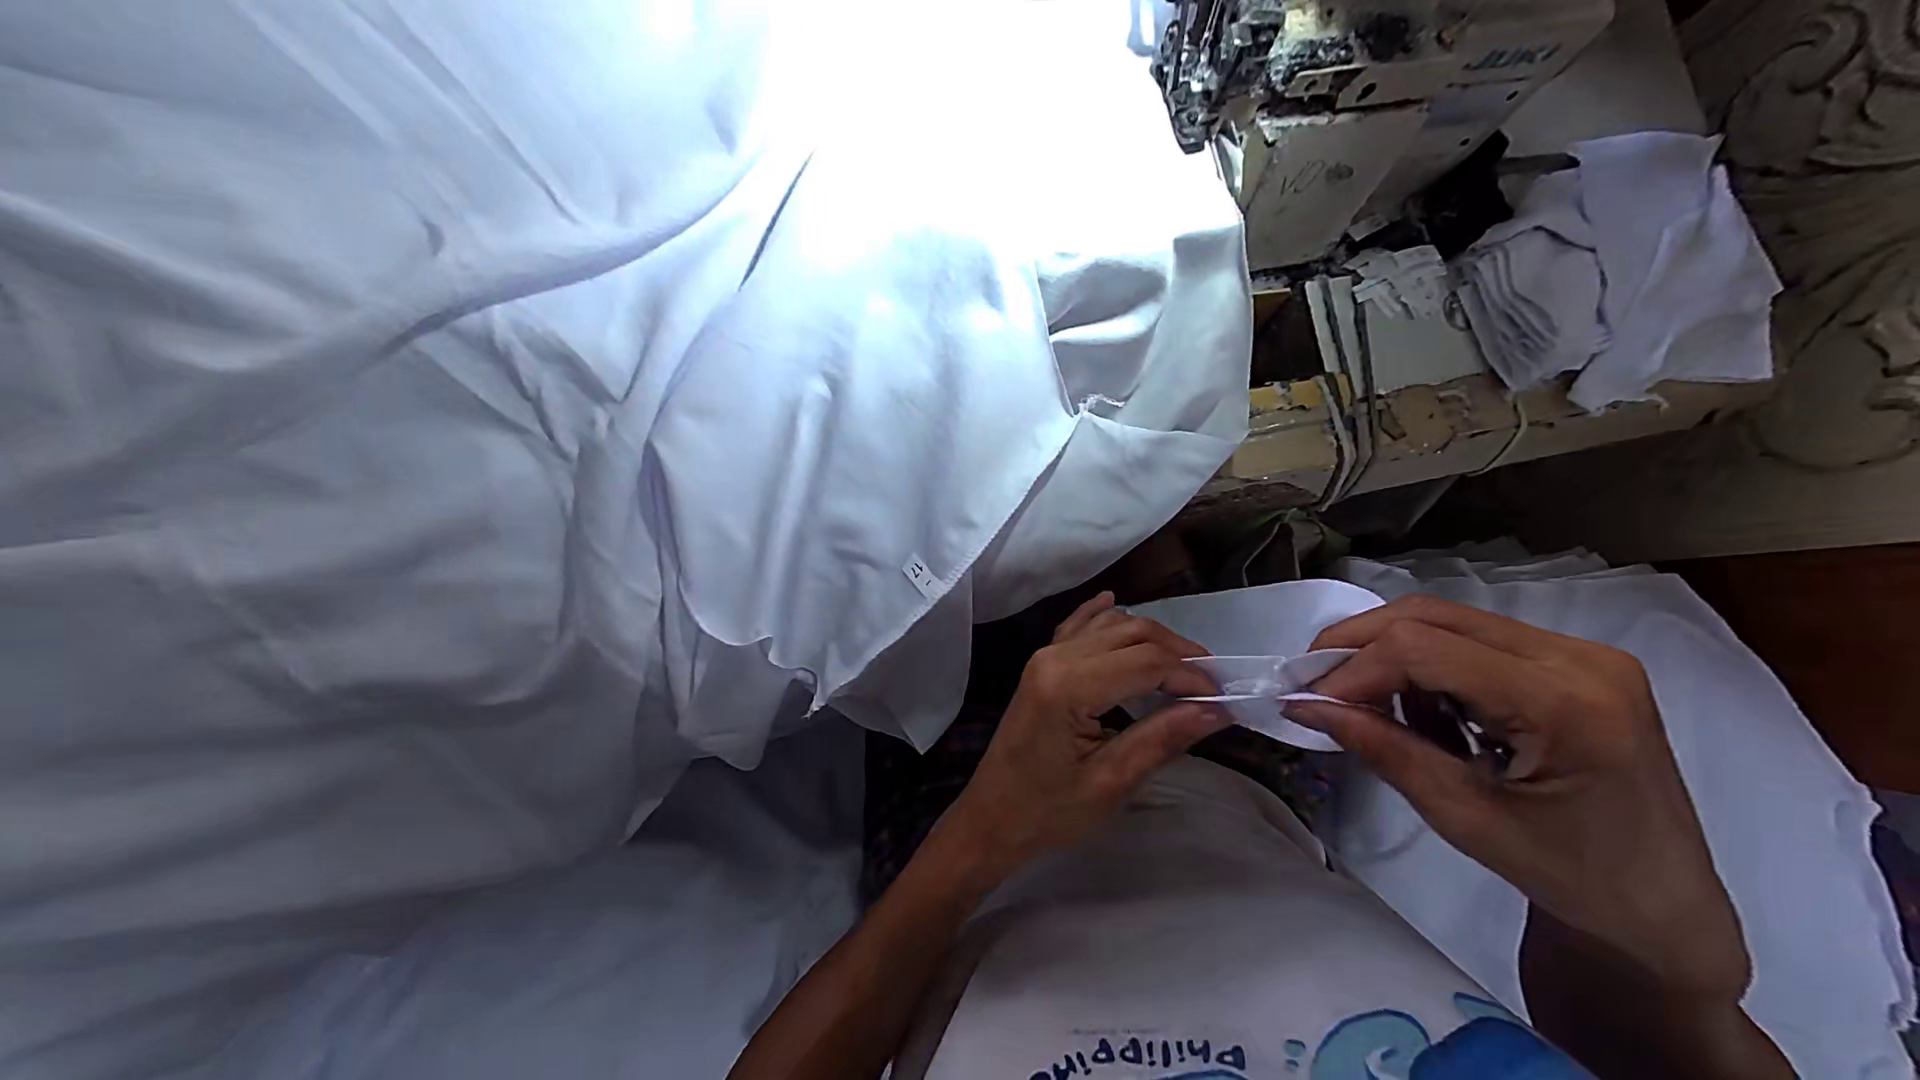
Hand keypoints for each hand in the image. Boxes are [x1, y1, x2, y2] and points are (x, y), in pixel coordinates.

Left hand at [936, 592, 1229, 879]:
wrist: (992, 817)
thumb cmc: (1048, 810)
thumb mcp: (1111, 782)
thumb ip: (1162, 737)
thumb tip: (1216, 709)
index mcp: (1068, 686)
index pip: (1147, 661)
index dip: (1190, 675)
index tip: (1223, 699)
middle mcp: (1054, 657)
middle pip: (1132, 632)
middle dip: (1177, 652)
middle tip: (1210, 685)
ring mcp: (1044, 655)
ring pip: (1110, 624)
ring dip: (1151, 638)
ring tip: (1183, 670)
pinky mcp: (1041, 664)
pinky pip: (1077, 625)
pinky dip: (1102, 615)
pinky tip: (1115, 603)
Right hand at [1283, 595, 1751, 1001]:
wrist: (1662, 905)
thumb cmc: (1570, 875)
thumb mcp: (1462, 816)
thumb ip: (1382, 749)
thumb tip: (1305, 705)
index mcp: (1568, 702)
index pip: (1424, 649)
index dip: (1352, 669)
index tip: (1307, 702)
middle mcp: (1579, 657)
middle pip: (1430, 616)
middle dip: (1358, 645)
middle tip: (1314, 684)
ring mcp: (1581, 652)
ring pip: (1445, 618)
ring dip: (1387, 653)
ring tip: (1365, 704)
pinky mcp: (1572, 660)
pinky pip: (1470, 636)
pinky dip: (1423, 664)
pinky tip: (1420, 708)